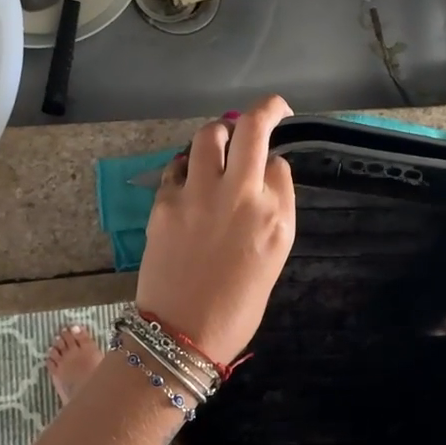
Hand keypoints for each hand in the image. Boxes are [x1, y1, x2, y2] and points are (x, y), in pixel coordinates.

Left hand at [136, 96, 296, 363]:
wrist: (181, 335)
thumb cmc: (236, 308)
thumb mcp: (274, 259)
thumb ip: (275, 212)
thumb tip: (267, 177)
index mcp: (274, 216)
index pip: (280, 163)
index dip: (277, 160)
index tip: (271, 166)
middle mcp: (240, 195)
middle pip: (252, 126)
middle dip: (265, 110)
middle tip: (269, 112)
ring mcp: (198, 194)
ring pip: (209, 134)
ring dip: (220, 133)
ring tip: (222, 145)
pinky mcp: (165, 201)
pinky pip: (178, 164)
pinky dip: (188, 164)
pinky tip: (191, 179)